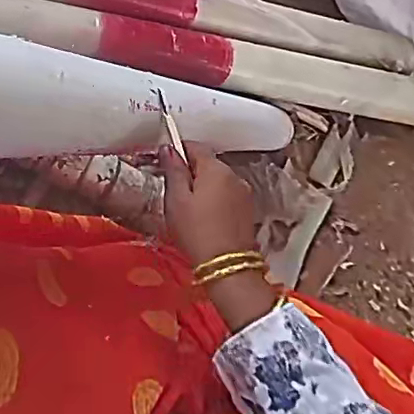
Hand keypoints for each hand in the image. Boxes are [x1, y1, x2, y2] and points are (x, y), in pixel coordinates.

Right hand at [159, 144, 257, 265]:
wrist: (227, 267)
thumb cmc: (197, 231)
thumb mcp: (176, 199)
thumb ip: (173, 170)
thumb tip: (169, 149)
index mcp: (216, 169)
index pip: (195, 146)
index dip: (178, 150)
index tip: (165, 161)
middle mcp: (234, 177)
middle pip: (208, 163)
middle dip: (191, 169)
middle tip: (173, 187)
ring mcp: (244, 194)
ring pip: (218, 180)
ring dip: (204, 185)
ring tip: (187, 204)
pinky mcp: (248, 211)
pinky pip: (227, 195)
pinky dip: (215, 198)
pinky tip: (204, 215)